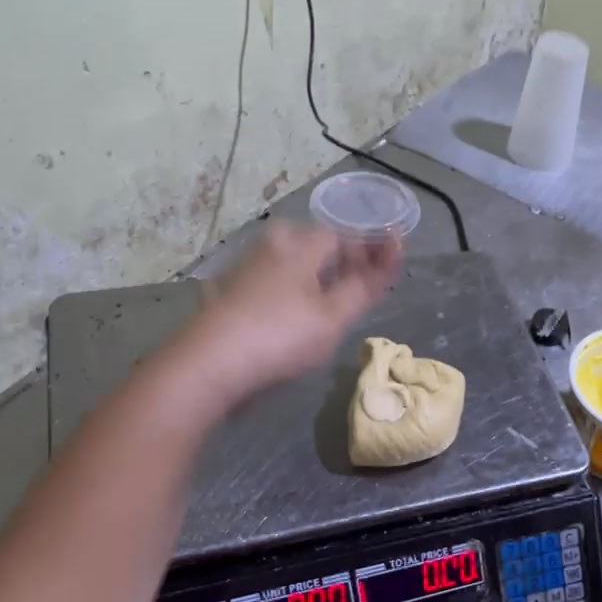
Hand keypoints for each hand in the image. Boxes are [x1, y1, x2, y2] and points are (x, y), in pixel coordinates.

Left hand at [165, 221, 402, 410]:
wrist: (208, 365)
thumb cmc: (279, 337)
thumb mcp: (333, 316)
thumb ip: (365, 285)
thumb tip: (392, 253)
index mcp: (299, 242)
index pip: (346, 236)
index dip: (372, 249)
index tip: (393, 264)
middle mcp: (271, 245)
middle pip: (319, 247)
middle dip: (346, 263)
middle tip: (367, 289)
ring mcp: (247, 268)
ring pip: (296, 266)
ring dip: (320, 279)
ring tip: (337, 306)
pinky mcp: (231, 293)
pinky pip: (276, 283)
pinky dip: (296, 293)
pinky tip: (298, 318)